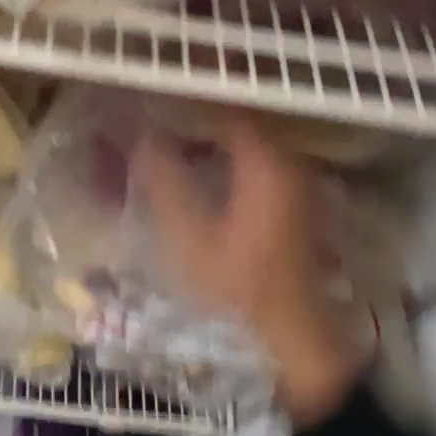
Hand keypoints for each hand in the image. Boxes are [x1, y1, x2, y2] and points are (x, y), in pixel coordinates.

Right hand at [134, 112, 363, 424]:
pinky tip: (188, 174)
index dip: (182, 95)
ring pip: (241, 145)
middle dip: (187, 115)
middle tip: (143, 116)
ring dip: (201, 139)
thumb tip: (140, 134)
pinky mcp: (290, 207)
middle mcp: (288, 164)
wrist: (292, 343)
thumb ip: (163, 180)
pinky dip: (217, 162)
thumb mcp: (187, 238)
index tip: (145, 92)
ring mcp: (294, 185)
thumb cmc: (236, 292)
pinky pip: (249, 167)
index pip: (223, 104)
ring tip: (157, 140)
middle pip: (234, 120)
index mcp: (266, 164)